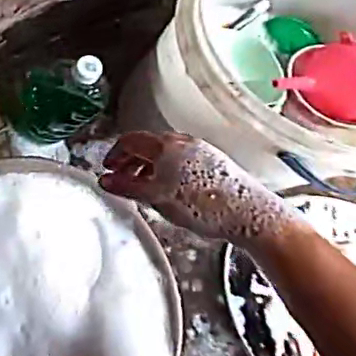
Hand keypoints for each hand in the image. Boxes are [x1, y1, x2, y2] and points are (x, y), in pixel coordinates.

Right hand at [100, 131, 299, 245]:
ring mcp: (200, 151)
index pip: (130, 140)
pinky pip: (180, 160)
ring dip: (148, 165)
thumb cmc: (204, 206)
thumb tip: (106, 179)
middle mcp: (183, 142)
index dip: (114, 153)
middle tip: (120, 176)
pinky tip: (169, 189)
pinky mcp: (213, 163)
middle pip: (147, 144)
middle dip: (130, 160)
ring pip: (165, 153)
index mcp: (166, 145)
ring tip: (143, 185)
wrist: (249, 216)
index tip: (108, 167)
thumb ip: (128, 186)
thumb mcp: (157, 198)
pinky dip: (166, 170)